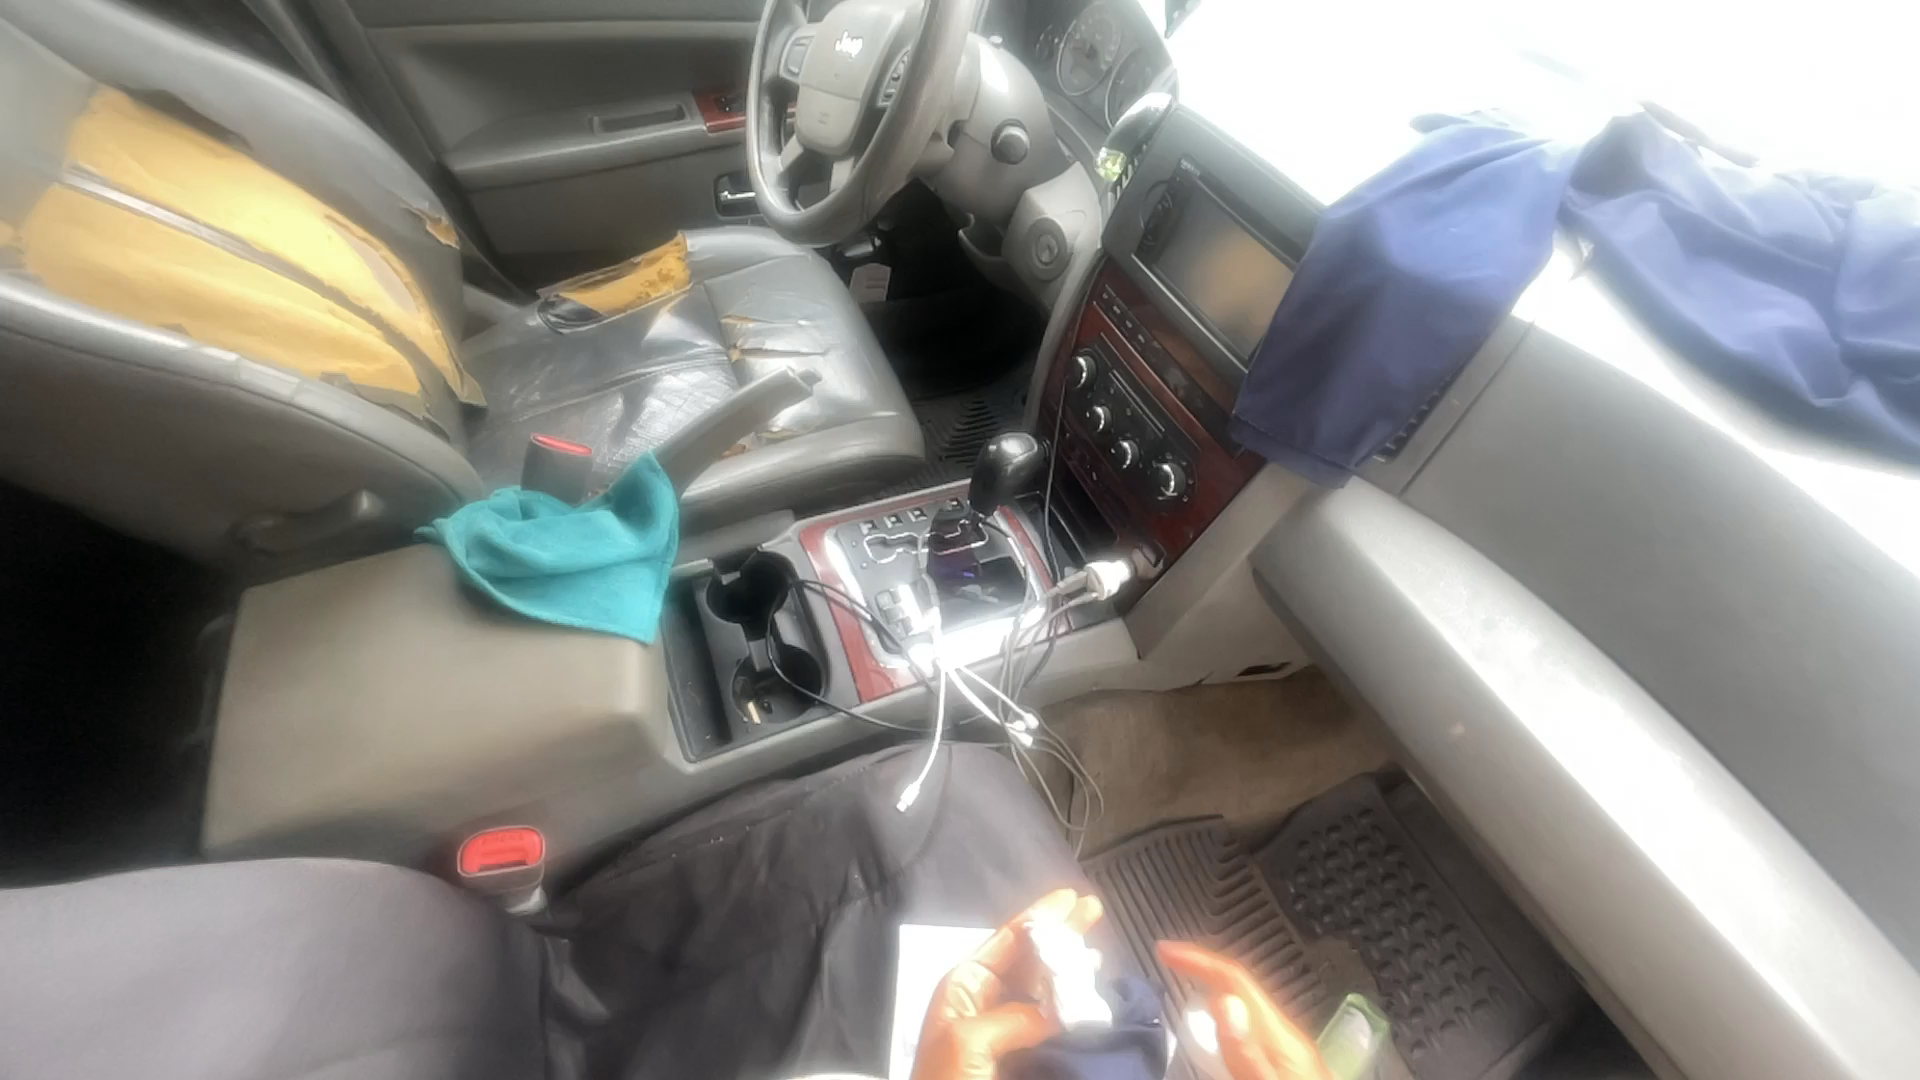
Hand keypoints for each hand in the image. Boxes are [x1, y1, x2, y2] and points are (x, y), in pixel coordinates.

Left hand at [910, 889, 1104, 1079]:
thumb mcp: (969, 1041)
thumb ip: (1015, 1015)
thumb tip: (1057, 1007)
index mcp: (965, 988)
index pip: (1008, 940)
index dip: (1040, 917)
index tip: (1070, 897)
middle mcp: (984, 1003)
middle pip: (1030, 958)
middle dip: (1061, 935)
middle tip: (1093, 909)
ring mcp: (1002, 1033)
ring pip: (1042, 989)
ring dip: (1069, 970)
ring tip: (1097, 953)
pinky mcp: (1020, 1061)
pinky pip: (1049, 1025)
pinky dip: (1071, 1009)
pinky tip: (1090, 1000)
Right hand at [1157, 941, 1332, 1079]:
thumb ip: (1247, 1054)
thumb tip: (1223, 1000)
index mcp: (1282, 1038)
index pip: (1236, 979)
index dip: (1198, 959)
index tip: (1163, 952)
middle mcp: (1288, 1040)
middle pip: (1242, 991)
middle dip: (1205, 976)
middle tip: (1170, 974)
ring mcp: (1293, 1059)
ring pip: (1249, 1015)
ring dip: (1216, 1002)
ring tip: (1186, 1009)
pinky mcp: (1292, 1074)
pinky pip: (1254, 1039)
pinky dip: (1228, 1033)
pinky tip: (1219, 1051)